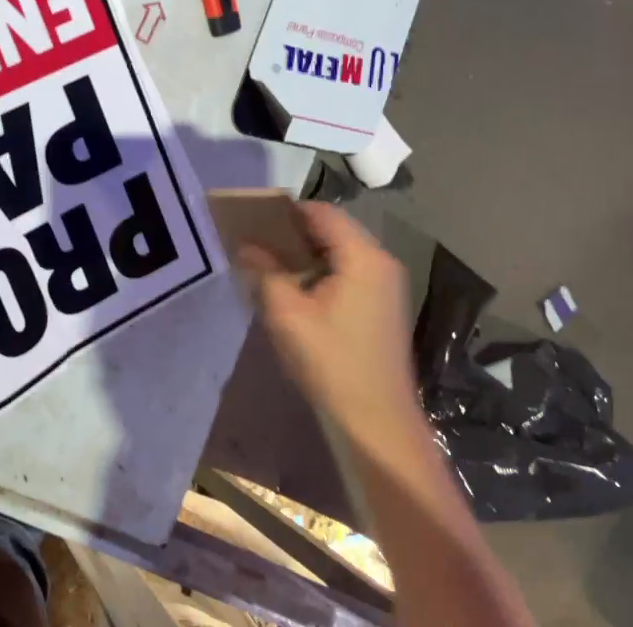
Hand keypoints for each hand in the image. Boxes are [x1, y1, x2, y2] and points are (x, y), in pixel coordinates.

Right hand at [238, 202, 417, 436]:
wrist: (376, 421)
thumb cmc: (330, 361)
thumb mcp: (287, 313)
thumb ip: (265, 271)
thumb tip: (247, 246)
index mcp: (363, 256)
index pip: (321, 212)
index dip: (285, 211)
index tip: (252, 220)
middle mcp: (381, 262)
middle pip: (333, 229)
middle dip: (293, 232)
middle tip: (255, 243)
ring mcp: (386, 286)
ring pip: (340, 252)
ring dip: (305, 254)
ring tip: (268, 265)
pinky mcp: (382, 307)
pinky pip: (348, 272)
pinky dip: (321, 271)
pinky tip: (295, 290)